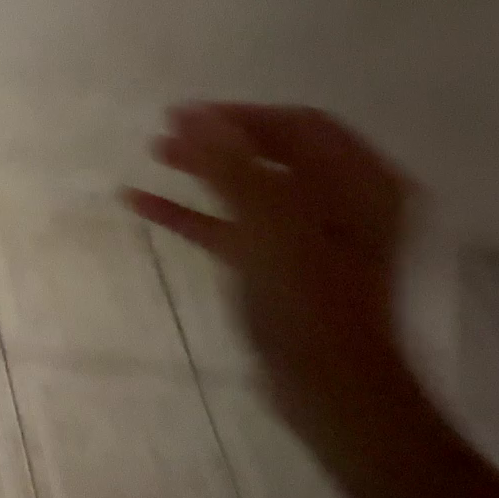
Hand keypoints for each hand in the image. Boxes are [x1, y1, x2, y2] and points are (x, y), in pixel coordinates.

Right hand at [123, 103, 414, 423]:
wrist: (326, 384)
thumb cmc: (305, 300)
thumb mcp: (270, 225)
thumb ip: (232, 166)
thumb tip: (193, 114)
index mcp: (358, 186)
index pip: (300, 126)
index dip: (242, 115)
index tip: (183, 114)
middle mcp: (339, 204)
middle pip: (272, 152)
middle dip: (218, 139)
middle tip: (164, 132)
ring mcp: (307, 236)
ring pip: (247, 187)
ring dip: (201, 168)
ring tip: (152, 154)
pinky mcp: (275, 266)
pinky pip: (226, 225)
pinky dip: (187, 211)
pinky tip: (140, 202)